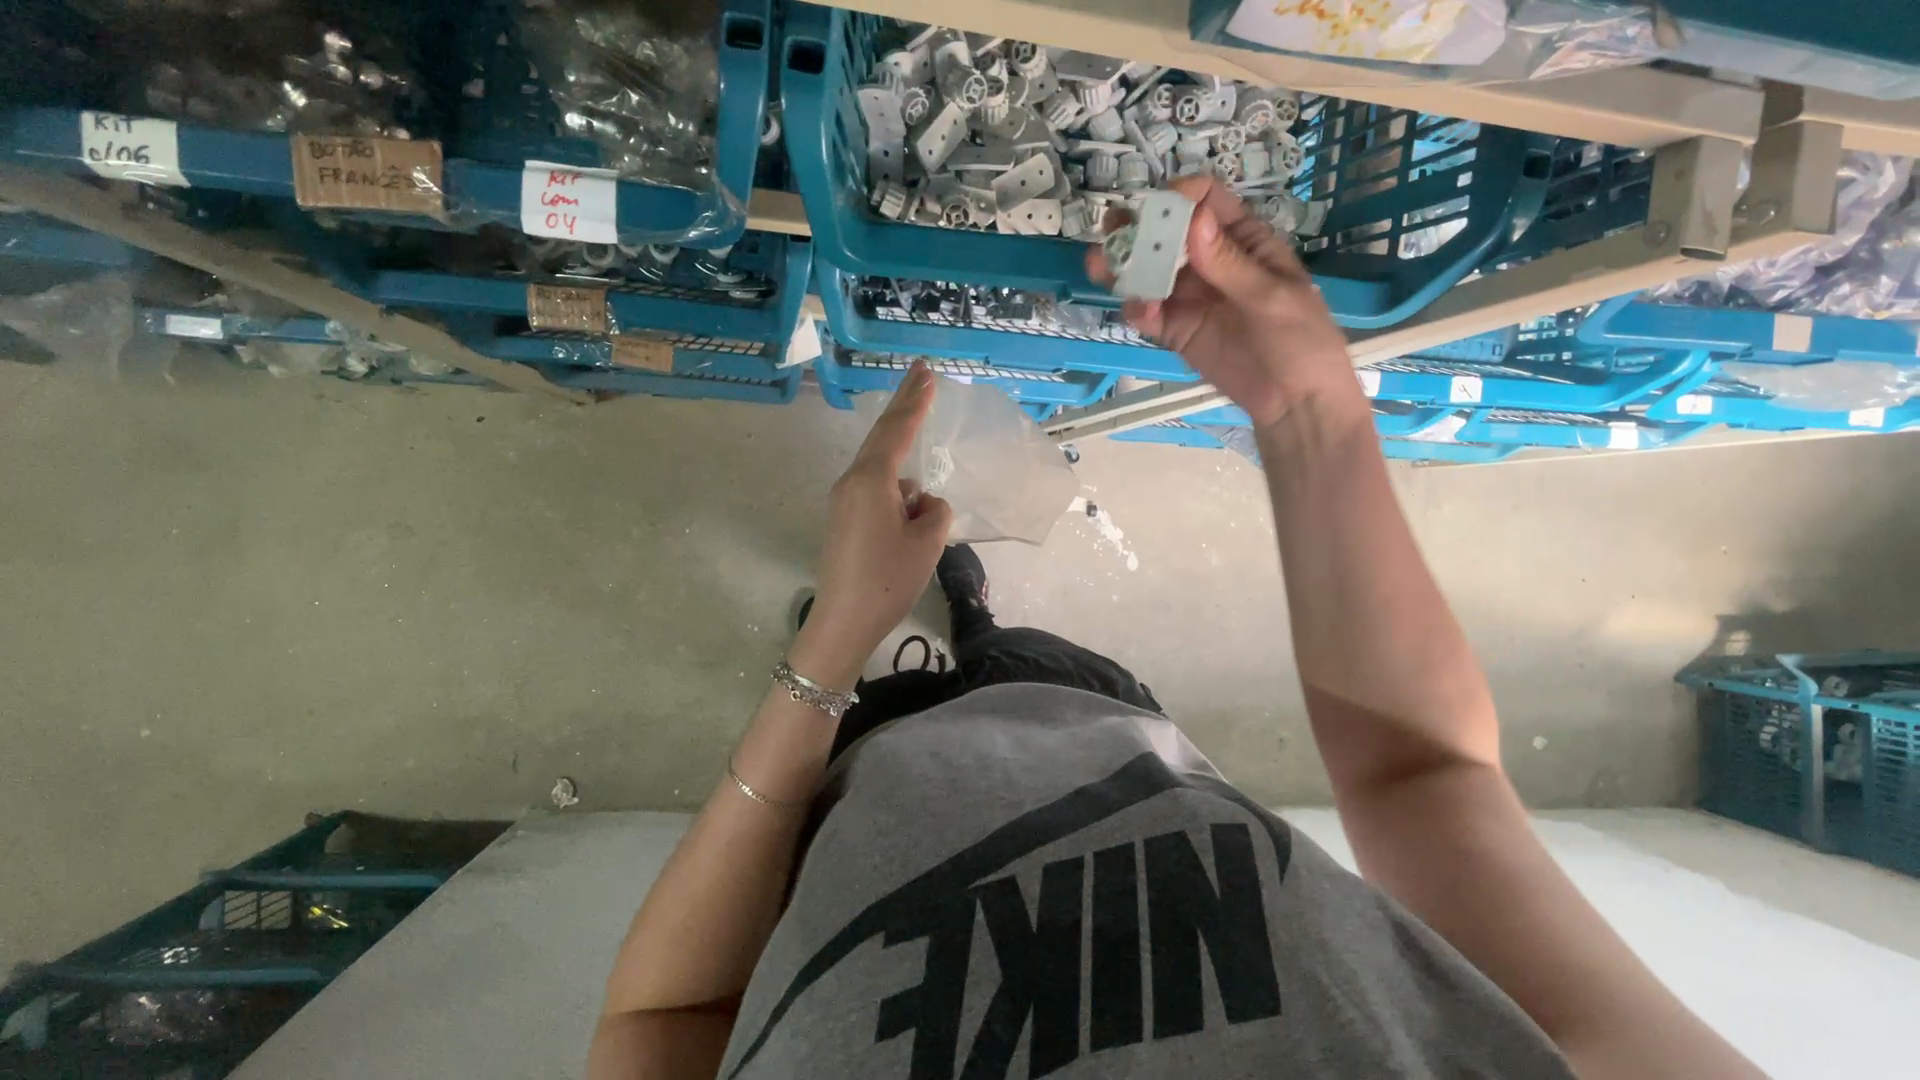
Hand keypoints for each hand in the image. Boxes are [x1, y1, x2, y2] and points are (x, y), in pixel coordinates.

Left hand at [790, 362, 952, 688]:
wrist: (843, 623)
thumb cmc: (887, 580)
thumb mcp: (927, 542)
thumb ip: (934, 510)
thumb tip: (921, 502)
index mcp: (871, 480)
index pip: (897, 429)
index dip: (916, 400)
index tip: (927, 372)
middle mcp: (851, 482)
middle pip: (883, 437)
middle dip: (905, 408)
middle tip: (922, 376)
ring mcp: (844, 503)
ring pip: (885, 477)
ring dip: (909, 490)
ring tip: (920, 538)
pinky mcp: (843, 523)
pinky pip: (877, 497)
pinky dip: (898, 503)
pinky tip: (910, 539)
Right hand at [1086, 175, 1363, 429]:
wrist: (1295, 400)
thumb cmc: (1300, 340)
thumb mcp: (1272, 297)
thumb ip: (1229, 263)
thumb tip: (1195, 219)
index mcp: (1241, 240)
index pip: (1206, 201)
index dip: (1180, 197)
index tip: (1157, 207)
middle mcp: (1208, 261)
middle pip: (1166, 233)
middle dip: (1138, 228)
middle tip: (1113, 230)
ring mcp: (1189, 297)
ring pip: (1148, 272)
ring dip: (1123, 266)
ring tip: (1100, 265)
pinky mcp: (1176, 330)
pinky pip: (1148, 313)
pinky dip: (1138, 309)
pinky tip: (1141, 313)